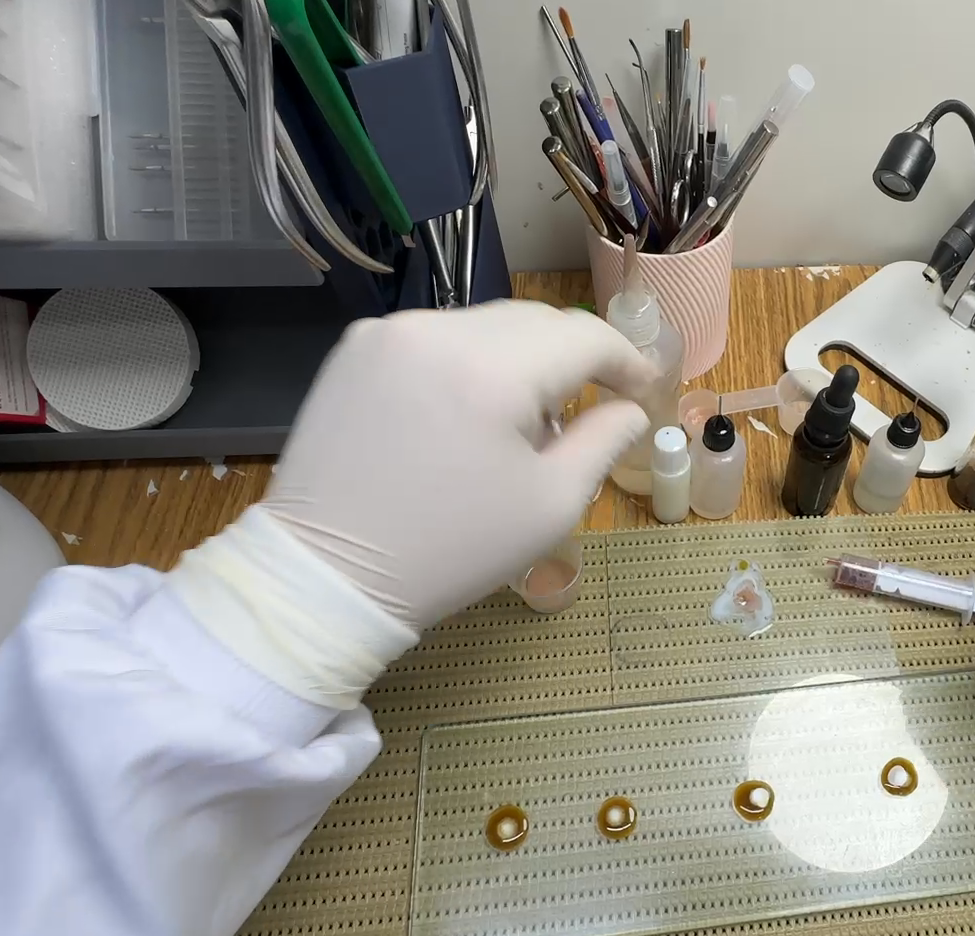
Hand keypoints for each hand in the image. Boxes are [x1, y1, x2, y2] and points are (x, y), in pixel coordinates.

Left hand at [262, 300, 657, 630]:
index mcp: (492, 372)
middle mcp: (438, 331)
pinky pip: (442, 338)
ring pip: (489, 327)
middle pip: (537, 322)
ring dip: (524, 362)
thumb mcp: (552, 505)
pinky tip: (470, 414)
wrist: (330, 573)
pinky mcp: (358, 348)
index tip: (644, 388)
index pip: (584, 337)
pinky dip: (474, 363)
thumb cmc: (454, 549)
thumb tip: (628, 409)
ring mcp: (390, 333)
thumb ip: (604, 442)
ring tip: (524, 424)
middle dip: (577, 359)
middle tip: (594, 407)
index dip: (626, 359)